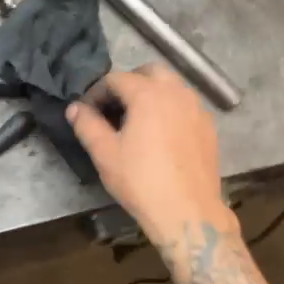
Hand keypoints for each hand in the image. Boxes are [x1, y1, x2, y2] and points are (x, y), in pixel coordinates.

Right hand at [68, 65, 227, 244]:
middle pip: (149, 72)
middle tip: (113, 109)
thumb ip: (87, 125)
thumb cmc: (141, 181)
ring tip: (137, 121)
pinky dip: (170, 109)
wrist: (187, 211)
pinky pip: (185, 105)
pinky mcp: (208, 126)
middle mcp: (176, 92)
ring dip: (151, 94)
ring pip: (171, 86)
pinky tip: (161, 135)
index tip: (87, 112)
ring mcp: (197, 108)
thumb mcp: (105, 153)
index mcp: (148, 94)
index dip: (97, 92)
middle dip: (128, 84)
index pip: (116, 79)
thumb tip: (75, 108)